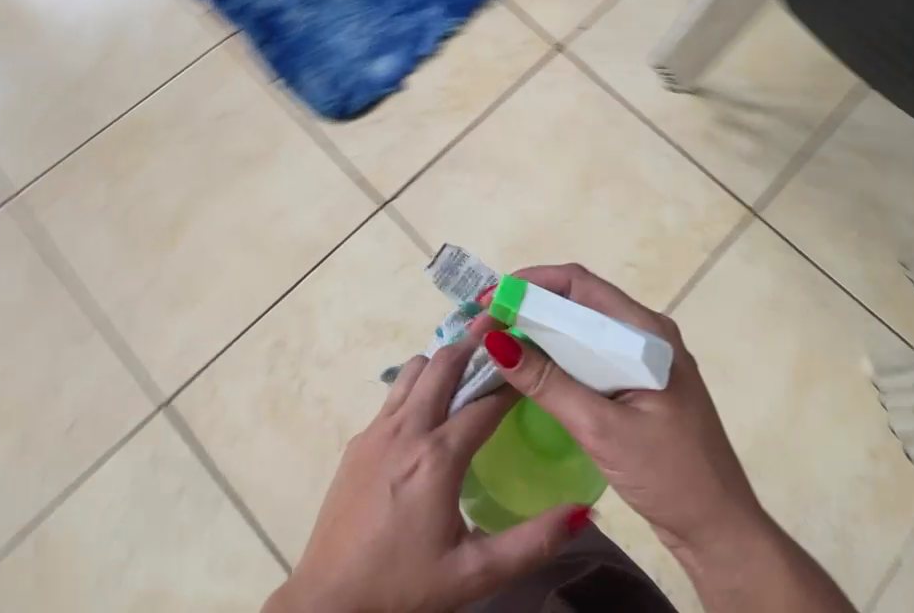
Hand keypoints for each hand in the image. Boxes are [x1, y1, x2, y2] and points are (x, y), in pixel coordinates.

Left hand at [264, 319, 594, 612]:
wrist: (329, 602)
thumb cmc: (405, 587)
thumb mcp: (476, 574)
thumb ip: (533, 542)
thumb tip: (585, 512)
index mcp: (438, 456)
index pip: (486, 401)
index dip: (515, 379)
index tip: (536, 357)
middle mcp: (406, 430)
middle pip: (444, 363)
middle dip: (475, 343)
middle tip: (502, 327)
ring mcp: (376, 432)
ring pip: (414, 371)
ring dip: (442, 362)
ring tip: (469, 369)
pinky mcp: (357, 442)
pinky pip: (393, 396)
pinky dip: (418, 387)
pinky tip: (431, 413)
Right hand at [478, 265, 764, 556]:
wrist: (719, 529)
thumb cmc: (669, 475)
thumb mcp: (601, 428)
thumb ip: (548, 384)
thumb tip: (494, 341)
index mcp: (646, 334)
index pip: (579, 285)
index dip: (529, 285)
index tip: (488, 301)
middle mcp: (645, 336)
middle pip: (577, 302)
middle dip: (527, 307)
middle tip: (481, 324)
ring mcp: (641, 361)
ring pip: (580, 330)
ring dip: (537, 332)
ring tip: (494, 343)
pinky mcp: (635, 385)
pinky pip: (588, 356)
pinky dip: (554, 357)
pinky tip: (527, 371)